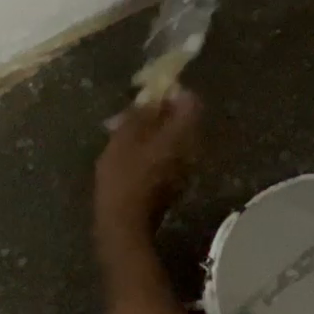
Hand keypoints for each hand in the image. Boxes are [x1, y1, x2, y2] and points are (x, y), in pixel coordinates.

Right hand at [94, 86, 201, 247]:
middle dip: (159, 112)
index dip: (172, 91)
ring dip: (153, 131)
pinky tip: (128, 154)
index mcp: (181, 135)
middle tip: (131, 113)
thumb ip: (140, 113)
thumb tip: (153, 96)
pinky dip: (153, 148)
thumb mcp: (124, 138)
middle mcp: (191, 149)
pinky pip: (168, 155)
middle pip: (183, 120)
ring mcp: (185, 168)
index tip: (150, 91)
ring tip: (124, 133)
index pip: (190, 102)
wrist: (124, 223)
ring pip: (174, 138)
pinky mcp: (175, 182)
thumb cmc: (122, 176)